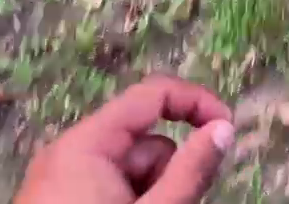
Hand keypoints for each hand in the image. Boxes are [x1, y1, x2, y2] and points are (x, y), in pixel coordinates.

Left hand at [15, 75, 235, 203]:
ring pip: (131, 171)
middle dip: (172, 170)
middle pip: (145, 139)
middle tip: (184, 203)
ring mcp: (60, 188)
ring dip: (155, 194)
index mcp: (86, 145)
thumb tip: (224, 129)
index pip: (154, 94)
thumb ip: (192, 171)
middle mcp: (70, 156)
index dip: (197, 103)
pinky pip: (111, 193)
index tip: (228, 132)